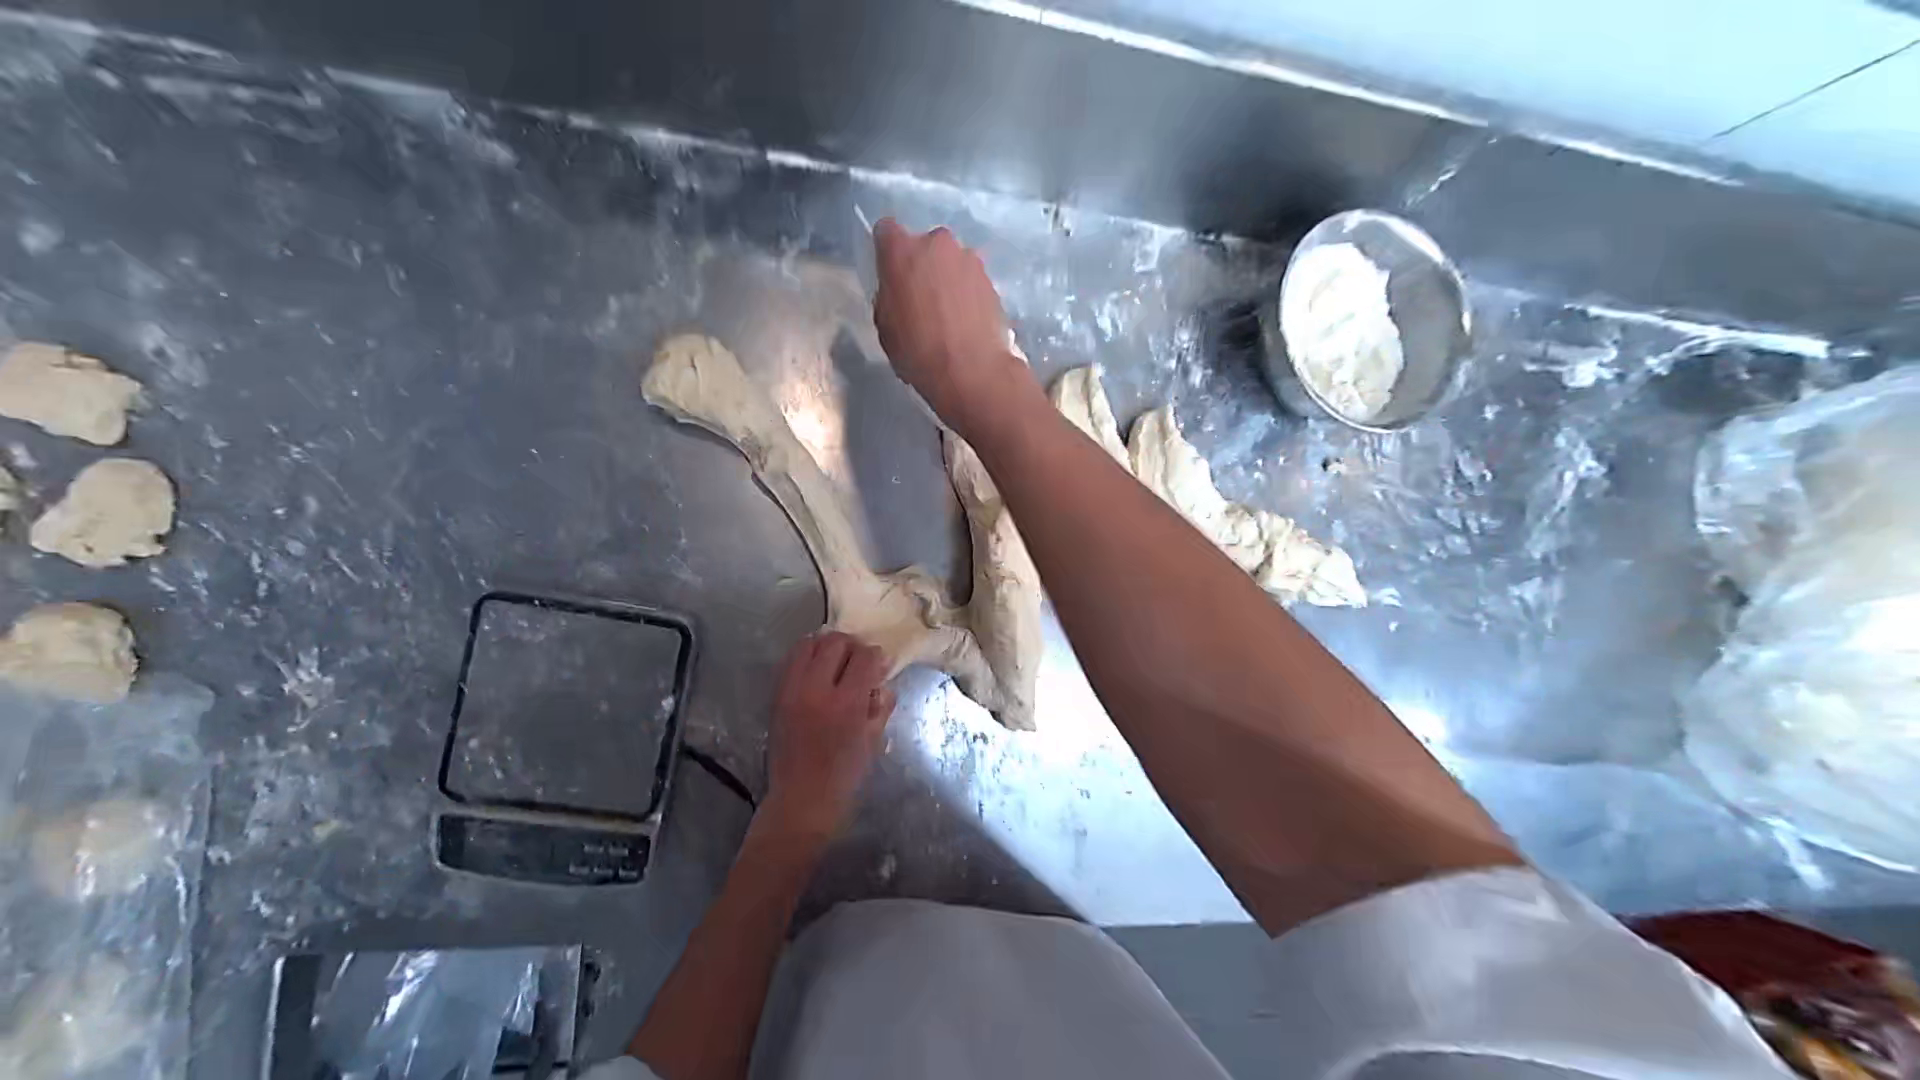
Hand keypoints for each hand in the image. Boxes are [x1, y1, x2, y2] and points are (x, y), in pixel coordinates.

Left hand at [762, 632, 896, 838]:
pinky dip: (807, 656)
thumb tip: (882, 680)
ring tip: (836, 661)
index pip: (865, 657)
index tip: (880, 666)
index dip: (877, 656)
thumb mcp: (873, 740)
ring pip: (809, 643)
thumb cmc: (844, 775)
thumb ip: (881, 705)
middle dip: (853, 646)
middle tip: (860, 661)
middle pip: (835, 642)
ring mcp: (792, 690)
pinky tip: (817, 670)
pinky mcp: (777, 695)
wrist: (801, 799)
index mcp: (846, 703)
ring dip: (827, 646)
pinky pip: (791, 660)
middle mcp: (816, 689)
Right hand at [873, 220, 1038, 434]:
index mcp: (902, 250)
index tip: (890, 274)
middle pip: (924, 246)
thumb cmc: (917, 350)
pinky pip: (971, 281)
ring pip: (951, 262)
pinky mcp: (992, 279)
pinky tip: (966, 322)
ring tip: (948, 315)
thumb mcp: (885, 326)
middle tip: (921, 299)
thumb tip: (898, 291)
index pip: (886, 230)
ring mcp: (969, 259)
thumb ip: (889, 296)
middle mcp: (937, 243)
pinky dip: (967, 294)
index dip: (887, 251)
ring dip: (947, 279)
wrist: (971, 370)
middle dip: (922, 266)